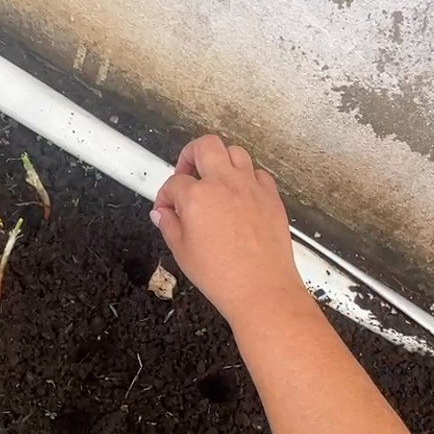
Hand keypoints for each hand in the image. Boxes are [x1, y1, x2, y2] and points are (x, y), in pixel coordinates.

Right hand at [152, 135, 308, 328]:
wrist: (261, 288)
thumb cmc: (224, 275)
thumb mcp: (182, 252)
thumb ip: (169, 226)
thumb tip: (163, 215)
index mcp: (197, 197)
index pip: (173, 183)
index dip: (165, 195)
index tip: (166, 207)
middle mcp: (224, 184)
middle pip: (205, 145)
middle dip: (190, 155)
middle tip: (186, 171)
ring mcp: (250, 187)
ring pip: (235, 151)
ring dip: (220, 161)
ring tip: (213, 177)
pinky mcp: (270, 196)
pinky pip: (258, 173)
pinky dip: (246, 177)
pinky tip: (240, 192)